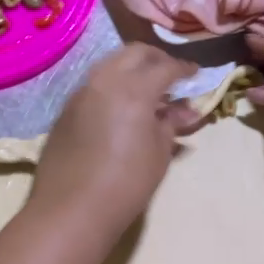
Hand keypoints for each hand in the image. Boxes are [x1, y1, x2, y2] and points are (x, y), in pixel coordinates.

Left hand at [30, 45, 198, 231]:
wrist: (71, 210)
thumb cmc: (126, 182)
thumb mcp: (159, 152)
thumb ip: (171, 123)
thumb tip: (186, 111)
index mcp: (135, 88)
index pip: (166, 67)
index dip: (185, 68)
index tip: (196, 73)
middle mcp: (106, 80)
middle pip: (135, 53)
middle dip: (157, 58)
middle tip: (171, 74)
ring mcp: (82, 92)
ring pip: (111, 63)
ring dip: (132, 68)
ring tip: (146, 89)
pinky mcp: (66, 109)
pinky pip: (95, 83)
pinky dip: (113, 84)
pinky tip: (121, 106)